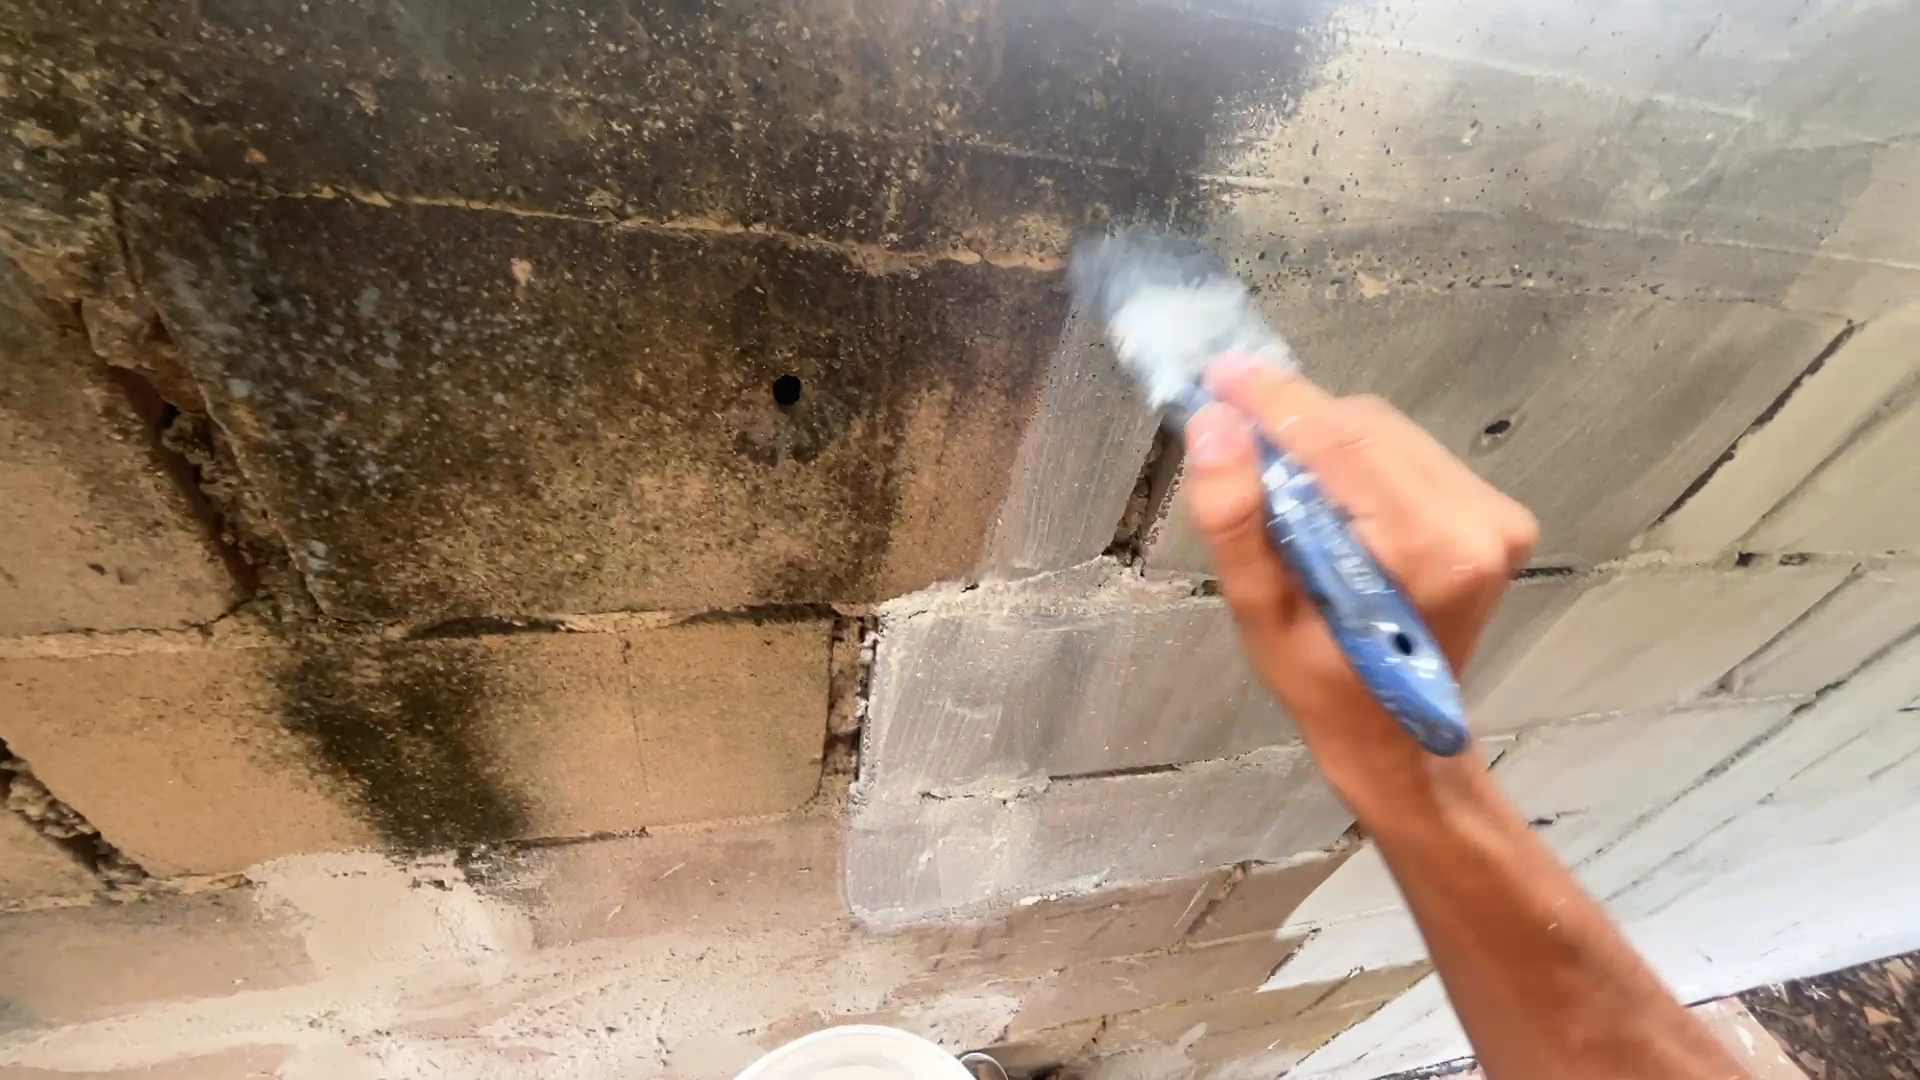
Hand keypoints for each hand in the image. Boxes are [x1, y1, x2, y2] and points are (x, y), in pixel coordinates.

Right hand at [1182, 356, 1538, 814]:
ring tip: (1267, 463)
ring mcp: (1496, 515)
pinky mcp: (1493, 513)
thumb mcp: (1257, 612)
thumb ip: (1235, 519)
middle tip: (1227, 423)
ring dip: (1317, 432)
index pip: (1340, 441)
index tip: (1219, 372)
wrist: (1395, 733)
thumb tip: (1212, 425)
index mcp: (1426, 552)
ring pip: (1384, 430)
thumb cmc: (1317, 684)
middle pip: (1365, 426)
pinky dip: (1347, 451)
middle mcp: (1480, 521)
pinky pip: (1403, 450)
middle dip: (1290, 415)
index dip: (1273, 399)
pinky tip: (1316, 483)